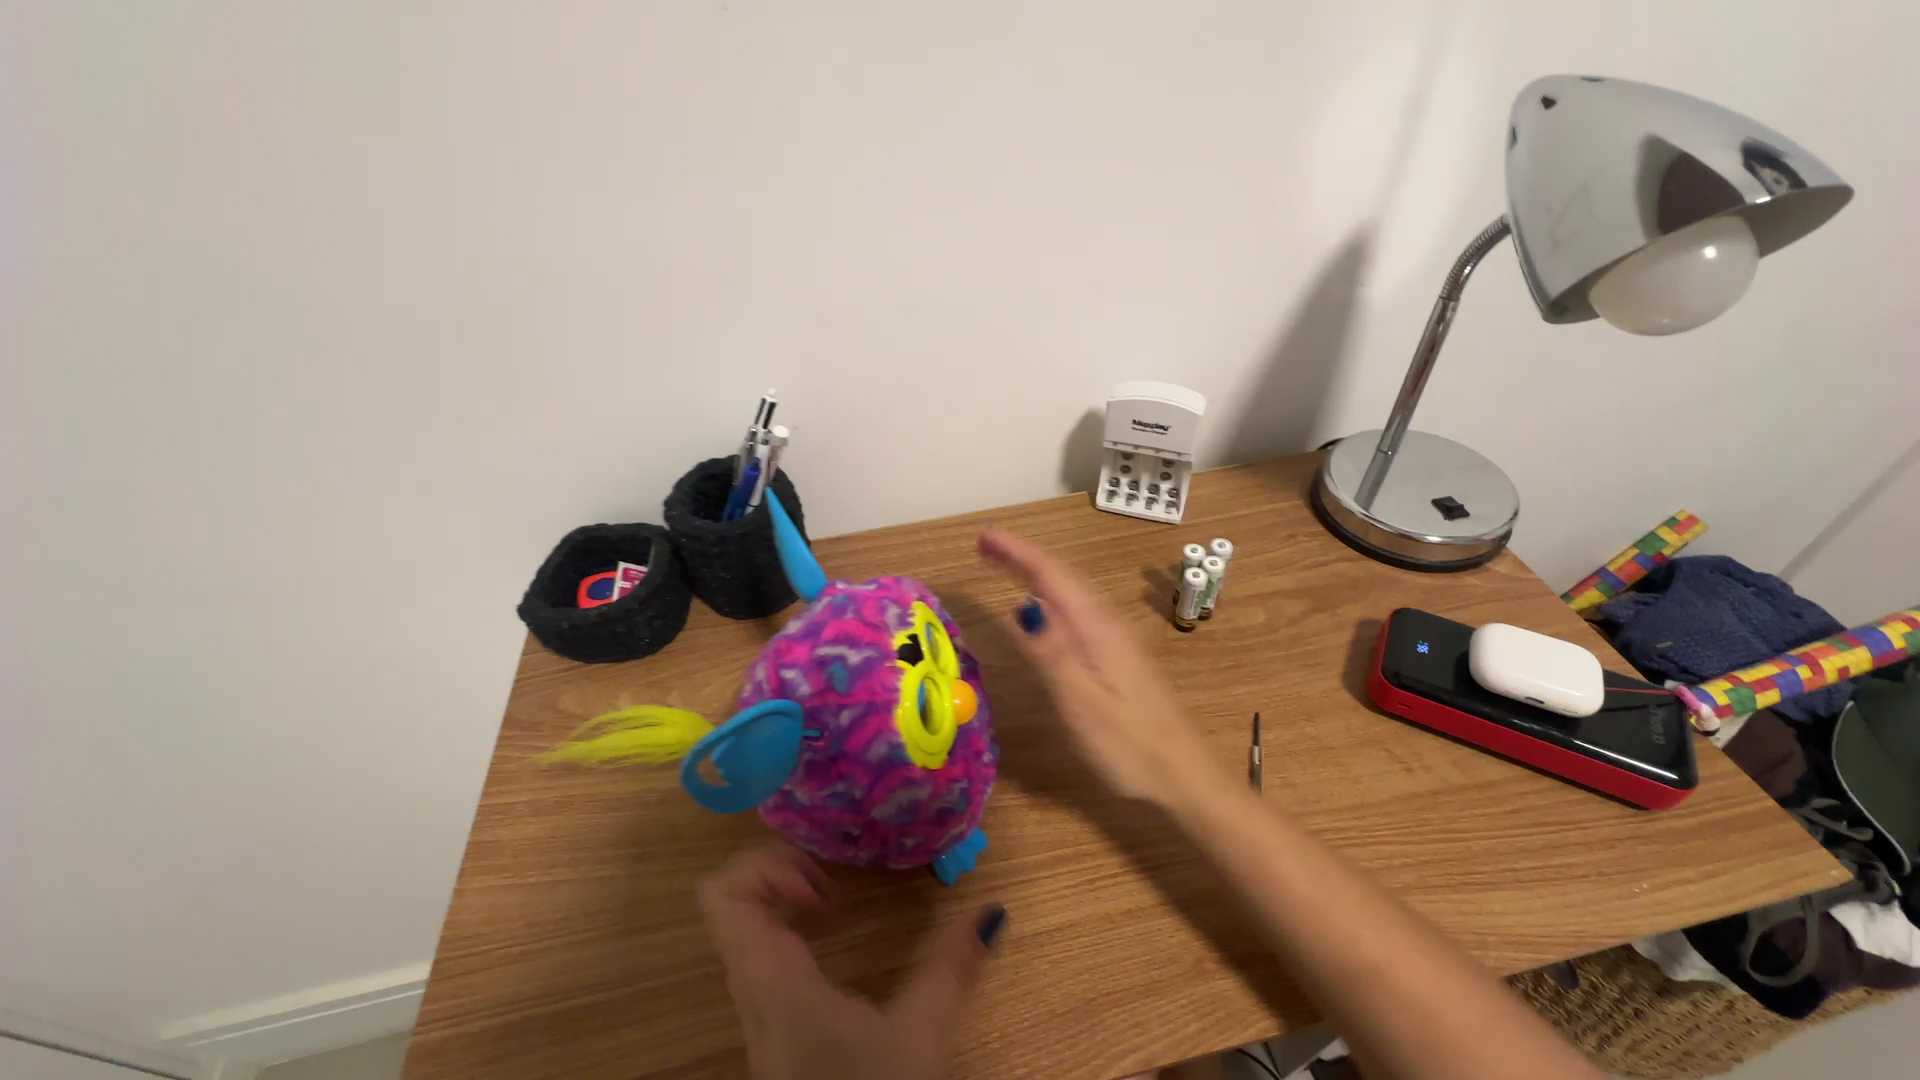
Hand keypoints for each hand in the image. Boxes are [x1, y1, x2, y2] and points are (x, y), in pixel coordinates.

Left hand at [700, 842, 1006, 1079]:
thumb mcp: (920, 1037)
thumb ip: (953, 967)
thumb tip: (990, 911)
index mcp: (771, 980)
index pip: (725, 894)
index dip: (766, 865)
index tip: (825, 884)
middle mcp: (752, 986)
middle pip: (733, 900)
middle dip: (782, 873)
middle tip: (836, 885)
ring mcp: (757, 1005)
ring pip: (746, 926)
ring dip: (786, 899)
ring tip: (837, 905)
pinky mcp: (771, 1020)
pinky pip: (763, 951)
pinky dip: (791, 928)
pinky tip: (833, 938)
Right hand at [978, 529, 1223, 806]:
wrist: (1183, 774)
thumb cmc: (1128, 744)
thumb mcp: (1081, 701)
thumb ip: (1051, 651)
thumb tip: (1021, 605)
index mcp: (1097, 628)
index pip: (1052, 575)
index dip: (1016, 552)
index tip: (983, 537)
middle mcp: (1109, 623)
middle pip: (1063, 575)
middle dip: (1023, 556)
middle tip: (985, 547)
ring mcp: (1118, 638)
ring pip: (1074, 591)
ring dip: (1038, 573)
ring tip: (1006, 565)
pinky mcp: (1121, 655)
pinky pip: (1081, 609)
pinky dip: (1054, 595)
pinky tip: (1045, 608)